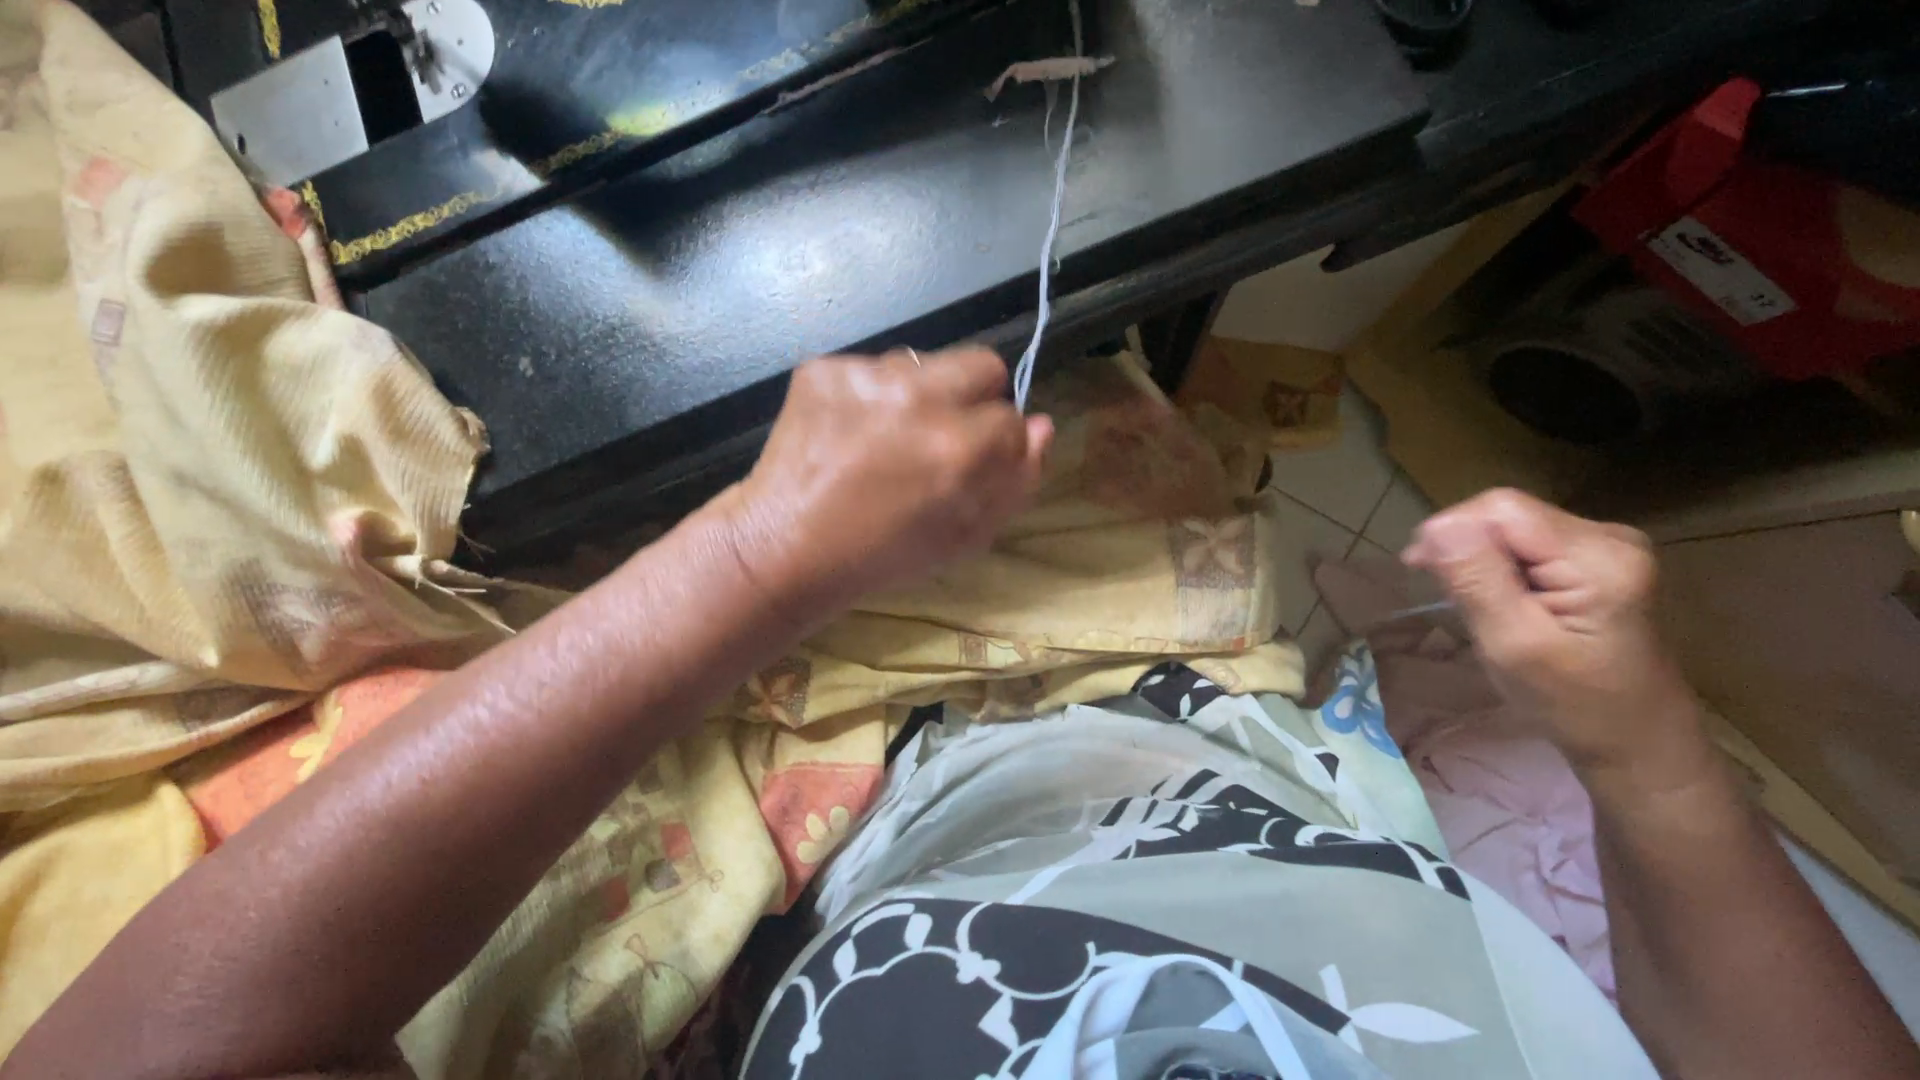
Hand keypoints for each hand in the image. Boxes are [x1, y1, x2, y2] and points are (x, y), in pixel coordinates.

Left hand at [720, 346, 1051, 617]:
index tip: (971, 466)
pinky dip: (870, 398)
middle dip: (974, 399)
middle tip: (940, 438)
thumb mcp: (965, 537)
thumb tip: (1042, 426)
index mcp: (960, 445)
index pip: (1012, 417)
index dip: (997, 445)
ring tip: (887, 441)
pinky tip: (851, 434)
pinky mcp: (824, 368)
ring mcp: (865, 375)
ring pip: (926, 364)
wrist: (785, 547)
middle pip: (983, 364)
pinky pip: (872, 369)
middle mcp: (918, 396)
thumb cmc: (883, 554)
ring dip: (921, 397)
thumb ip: (1016, 481)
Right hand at [1401, 489, 1710, 783]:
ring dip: (1479, 559)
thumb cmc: (1572, 703)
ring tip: (1472, 602)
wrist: (1637, 741)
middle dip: (1465, 548)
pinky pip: (1528, 544)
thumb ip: (1477, 580)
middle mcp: (1609, 536)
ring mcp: (1607, 546)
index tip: (1420, 570)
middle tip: (1448, 596)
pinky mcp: (1598, 559)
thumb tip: (1437, 524)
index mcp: (1597, 556)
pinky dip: (1499, 567)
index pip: (1502, 509)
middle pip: (1508, 514)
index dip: (1453, 531)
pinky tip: (1497, 598)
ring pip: (1513, 527)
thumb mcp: (1512, 645)